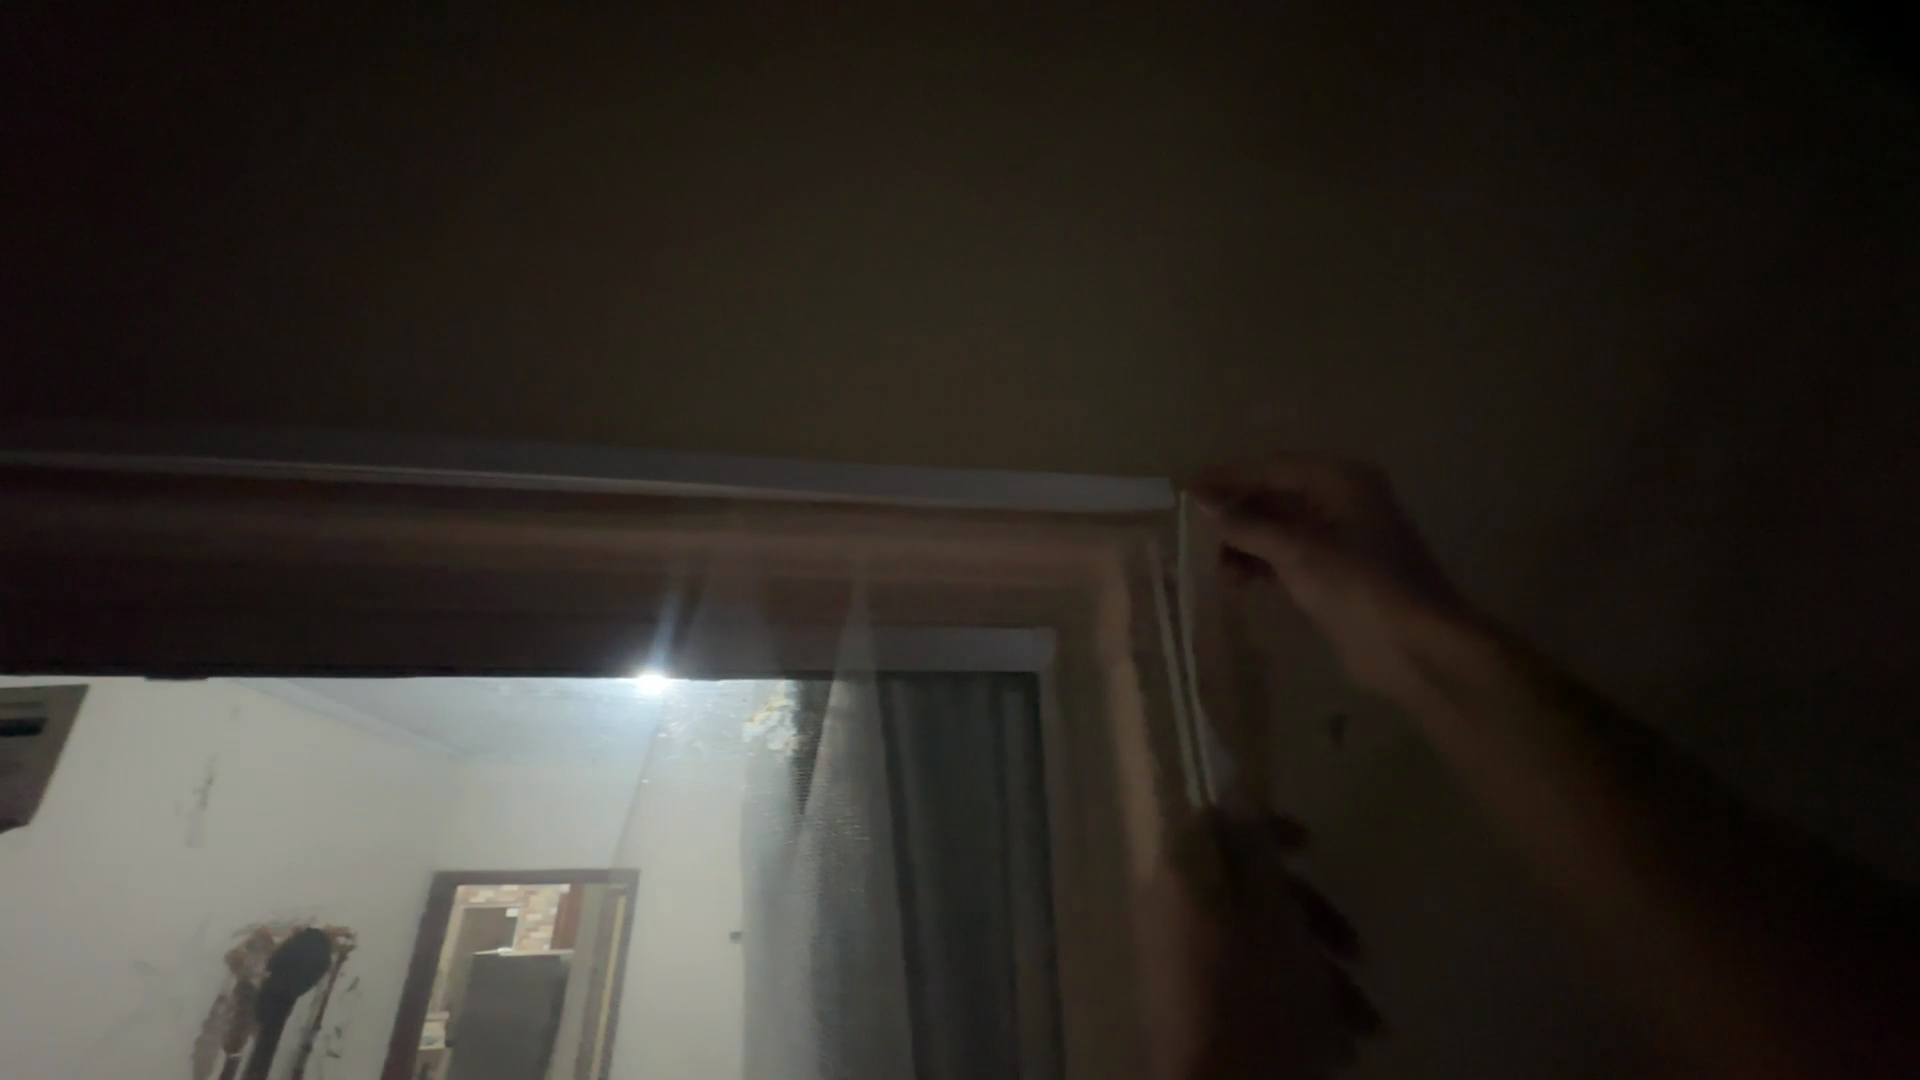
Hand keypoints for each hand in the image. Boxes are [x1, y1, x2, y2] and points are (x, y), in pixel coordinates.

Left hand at [1137, 808, 1378, 1078]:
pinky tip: (1337, 1042)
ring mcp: (1175, 958)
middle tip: (1356, 949)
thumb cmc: (1252, 993)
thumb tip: (1237, 779)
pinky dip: (1292, 1002)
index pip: (1214, 819)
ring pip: (1257, 941)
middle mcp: (1168, 905)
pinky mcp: (1191, 1005)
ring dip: (1315, 971)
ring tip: (1361, 1021)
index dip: (1265, 825)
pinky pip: (1246, 983)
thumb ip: (1252, 842)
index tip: (1312, 845)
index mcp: (1180, 871)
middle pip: (1245, 885)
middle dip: (1310, 915)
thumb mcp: (1267, 909)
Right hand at [1189, 456, 1467, 696]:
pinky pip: (1285, 554)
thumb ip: (1245, 524)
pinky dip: (1258, 562)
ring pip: (1276, 527)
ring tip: (1212, 563)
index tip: (1186, 491)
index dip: (1227, 479)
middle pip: (1272, 495)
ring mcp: (1338, 536)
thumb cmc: (1357, 584)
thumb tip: (1200, 502)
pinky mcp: (1333, 570)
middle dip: (1233, 513)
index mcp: (1338, 480)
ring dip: (1242, 542)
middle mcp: (1339, 499)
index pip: (1270, 468)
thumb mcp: (1295, 549)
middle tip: (1192, 531)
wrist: (1412, 645)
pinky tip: (1234, 578)